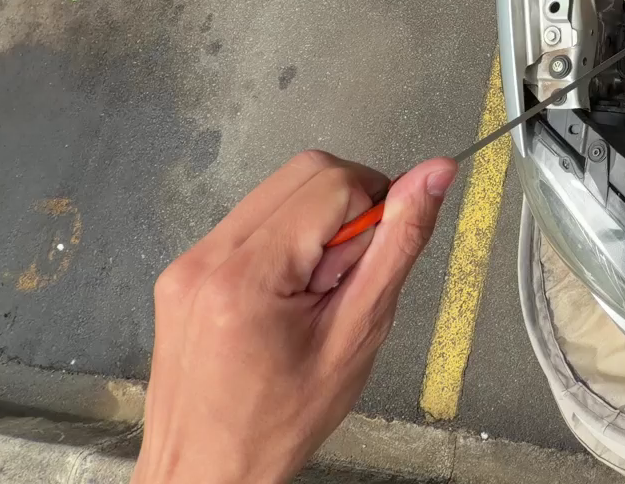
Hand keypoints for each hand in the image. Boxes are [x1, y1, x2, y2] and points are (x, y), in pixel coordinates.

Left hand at [134, 151, 455, 483]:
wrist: (206, 477)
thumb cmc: (283, 418)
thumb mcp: (361, 330)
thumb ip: (401, 240)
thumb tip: (436, 172)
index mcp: (246, 276)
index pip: (335, 182)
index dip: (374, 210)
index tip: (367, 266)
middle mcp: (206, 257)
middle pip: (309, 171)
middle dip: (351, 206)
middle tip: (350, 272)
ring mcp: (189, 261)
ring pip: (286, 187)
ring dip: (324, 219)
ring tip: (321, 285)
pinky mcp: (187, 268)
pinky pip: (261, 213)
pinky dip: (296, 233)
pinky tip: (296, 287)